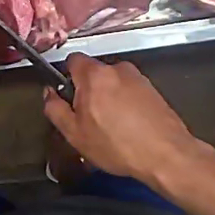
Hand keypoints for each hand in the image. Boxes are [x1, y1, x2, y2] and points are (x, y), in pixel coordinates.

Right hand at [43, 55, 201, 186]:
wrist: (165, 154)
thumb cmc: (118, 145)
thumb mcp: (75, 134)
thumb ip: (55, 109)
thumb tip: (49, 94)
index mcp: (94, 75)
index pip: (72, 60)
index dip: (66, 78)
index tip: (68, 97)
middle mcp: (117, 69)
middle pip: (94, 74)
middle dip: (88, 93)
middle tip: (88, 121)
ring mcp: (138, 78)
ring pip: (113, 85)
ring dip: (108, 100)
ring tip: (111, 130)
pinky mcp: (153, 90)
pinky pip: (130, 93)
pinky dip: (126, 106)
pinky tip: (128, 129)